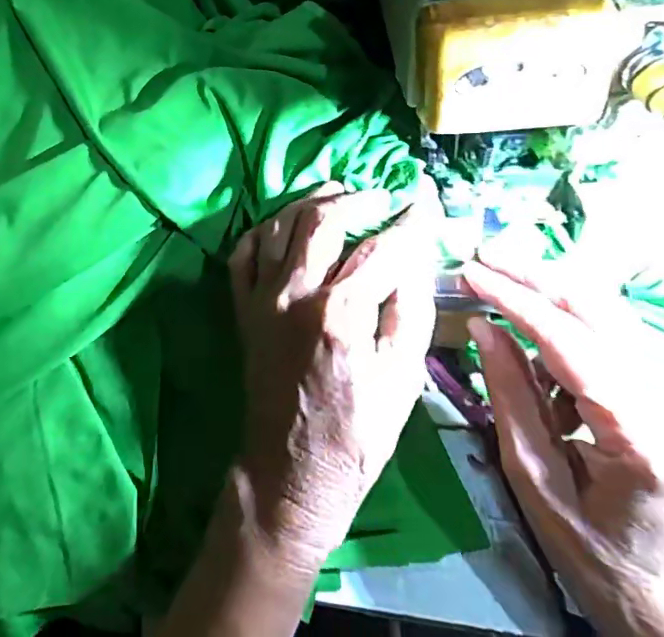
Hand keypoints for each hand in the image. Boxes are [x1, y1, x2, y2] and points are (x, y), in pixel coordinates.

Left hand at [226, 182, 441, 568]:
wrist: (290, 467)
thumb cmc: (358, 433)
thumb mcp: (403, 380)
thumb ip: (410, 312)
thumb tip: (413, 260)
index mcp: (340, 315)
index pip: (380, 249)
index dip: (407, 222)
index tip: (422, 200)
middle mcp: (293, 295)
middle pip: (321, 221)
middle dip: (355, 199)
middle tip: (379, 196)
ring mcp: (260, 298)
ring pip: (278, 226)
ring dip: (309, 203)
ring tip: (337, 194)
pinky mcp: (241, 307)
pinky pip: (243, 253)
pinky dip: (264, 230)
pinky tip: (285, 224)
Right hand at [463, 256, 663, 636]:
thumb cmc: (593, 555)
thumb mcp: (534, 479)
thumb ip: (510, 396)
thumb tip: (482, 326)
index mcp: (650, 441)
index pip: (573, 344)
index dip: (516, 299)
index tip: (470, 270)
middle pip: (604, 316)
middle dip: (536, 278)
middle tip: (482, 256)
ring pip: (614, 325)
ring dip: (552, 304)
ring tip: (498, 298)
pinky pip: (623, 350)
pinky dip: (574, 338)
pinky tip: (541, 359)